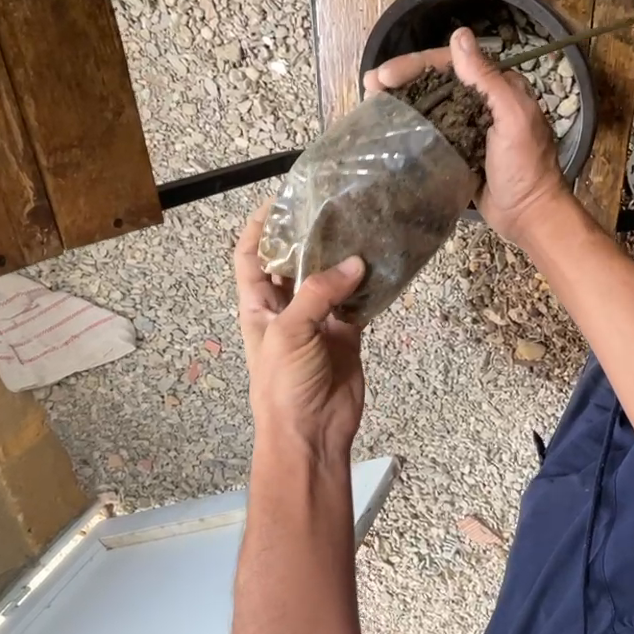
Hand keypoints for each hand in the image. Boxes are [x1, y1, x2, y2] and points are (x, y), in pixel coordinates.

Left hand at [235, 202, 366, 458]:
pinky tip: (382, 266)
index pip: (251, 258)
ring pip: (331, 281)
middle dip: (310, 239)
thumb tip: (356, 263)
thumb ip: (319, 293)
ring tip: (362, 230)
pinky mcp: (347, 335)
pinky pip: (358, 304)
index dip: (259, 230)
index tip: (279, 202)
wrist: (311, 432)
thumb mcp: (289, 332)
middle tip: (334, 210)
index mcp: (258, 306)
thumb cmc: (282, 383)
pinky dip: (369, 287)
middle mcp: (287, 309)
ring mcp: (319, 322)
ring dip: (344, 260)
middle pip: (295, 264)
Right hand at [361, 28, 573, 247]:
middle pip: (439, 83)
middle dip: (404, 79)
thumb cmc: (526, 167)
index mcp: (501, 89)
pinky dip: (412, 127)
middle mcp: (485, 104)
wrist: (530, 217)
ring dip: (403, 100)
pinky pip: (433, 133)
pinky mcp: (460, 153)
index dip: (418, 65)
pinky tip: (389, 126)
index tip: (387, 74)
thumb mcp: (512, 118)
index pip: (454, 65)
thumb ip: (487, 78)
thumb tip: (460, 35)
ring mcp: (471, 129)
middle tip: (370, 84)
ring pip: (433, 106)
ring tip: (371, 100)